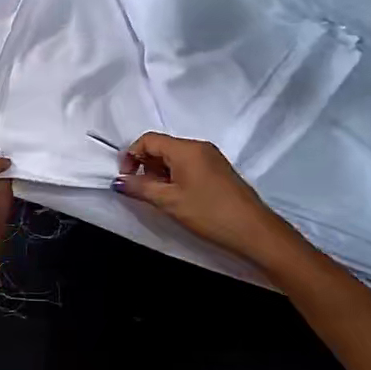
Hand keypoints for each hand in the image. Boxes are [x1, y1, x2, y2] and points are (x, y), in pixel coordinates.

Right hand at [113, 133, 302, 264]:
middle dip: (145, 165)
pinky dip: (174, 177)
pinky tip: (175, 197)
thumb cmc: (208, 213)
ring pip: (174, 157)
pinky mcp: (217, 170)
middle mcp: (199, 147)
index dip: (131, 156)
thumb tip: (118, 181)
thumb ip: (139, 188)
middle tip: (141, 191)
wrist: (252, 229)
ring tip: (158, 197)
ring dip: (159, 173)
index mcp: (185, 149)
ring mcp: (211, 157)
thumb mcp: (168, 201)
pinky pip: (188, 165)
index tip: (125, 179)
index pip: (148, 140)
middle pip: (161, 147)